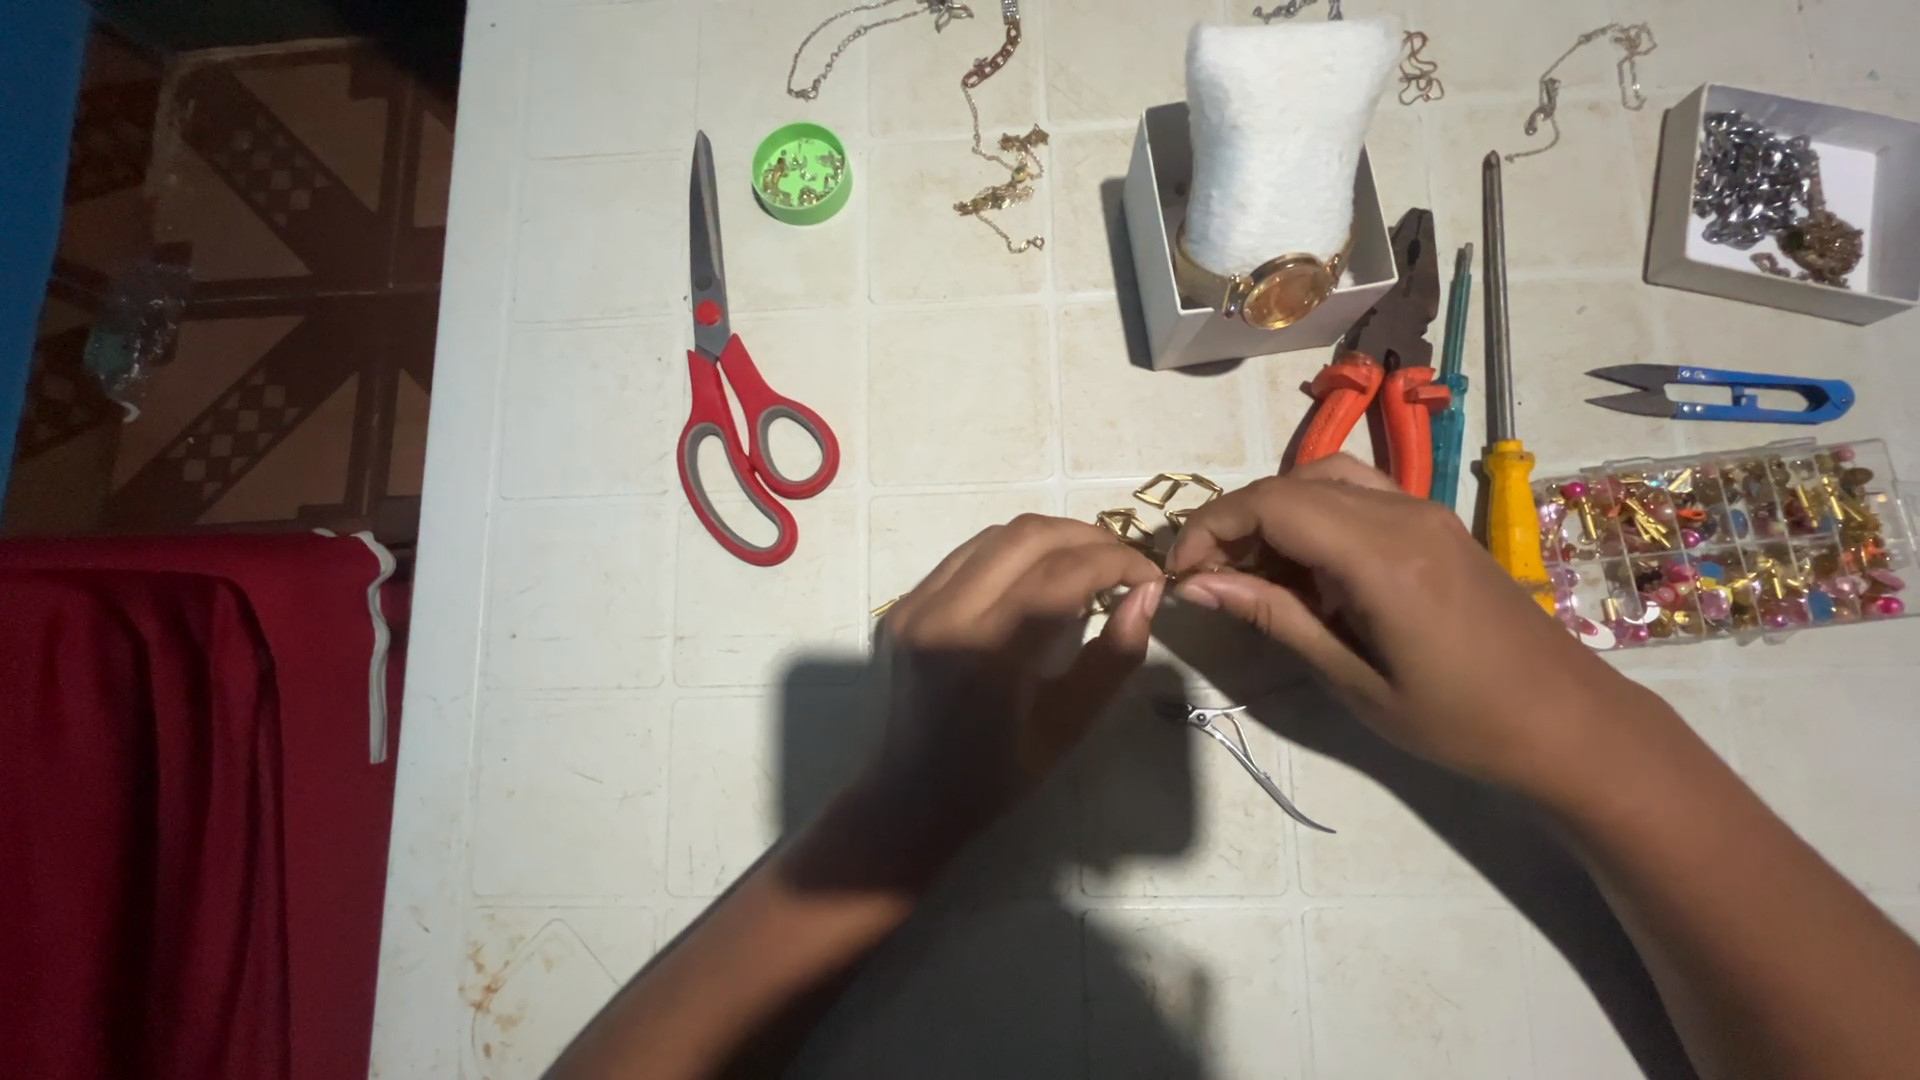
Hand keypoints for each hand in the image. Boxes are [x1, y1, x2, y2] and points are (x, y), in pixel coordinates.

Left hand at [851, 515, 1163, 867]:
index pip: (1062, 574)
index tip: (1149, 575)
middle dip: (1087, 537)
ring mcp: (914, 605)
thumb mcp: (1067, 729)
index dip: (1116, 560)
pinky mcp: (901, 605)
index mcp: (989, 656)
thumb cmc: (993, 778)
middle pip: (1027, 536)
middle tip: (1122, 562)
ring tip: (1086, 563)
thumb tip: (1147, 595)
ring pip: (994, 535)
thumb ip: (1113, 659)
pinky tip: (1033, 576)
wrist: (903, 798)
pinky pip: (964, 556)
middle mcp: (944, 616)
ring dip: (1049, 538)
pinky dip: (1009, 552)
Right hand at [1164, 454, 1645, 790]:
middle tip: (1209, 579)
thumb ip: (1272, 618)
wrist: (1570, 724)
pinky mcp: (1433, 523)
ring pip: (1320, 479)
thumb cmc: (1459, 721)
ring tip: (1251, 570)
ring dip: (1271, 514)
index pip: (1270, 505)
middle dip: (1233, 523)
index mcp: (1383, 557)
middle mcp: (1403, 515)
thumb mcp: (1351, 680)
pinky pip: (1354, 495)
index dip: (1210, 528)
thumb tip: (1194, 586)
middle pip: (1289, 485)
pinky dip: (1310, 515)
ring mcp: (1423, 513)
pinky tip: (1304, 566)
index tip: (1180, 573)